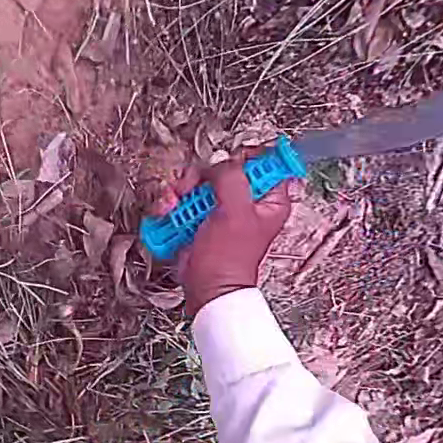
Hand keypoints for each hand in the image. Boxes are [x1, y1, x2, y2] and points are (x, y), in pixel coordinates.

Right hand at [156, 152, 296, 316]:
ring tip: (179, 206)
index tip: (230, 164)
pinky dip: (174, 204)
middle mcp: (246, 201)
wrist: (206, 286)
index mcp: (269, 199)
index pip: (266, 161)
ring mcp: (220, 208)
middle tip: (197, 189)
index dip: (246, 157)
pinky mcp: (198, 217)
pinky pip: (183, 198)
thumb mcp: (236, 211)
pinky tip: (172, 214)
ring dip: (183, 191)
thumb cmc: (229, 260)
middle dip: (203, 177)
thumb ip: (231, 177)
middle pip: (224, 168)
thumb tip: (222, 161)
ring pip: (199, 181)